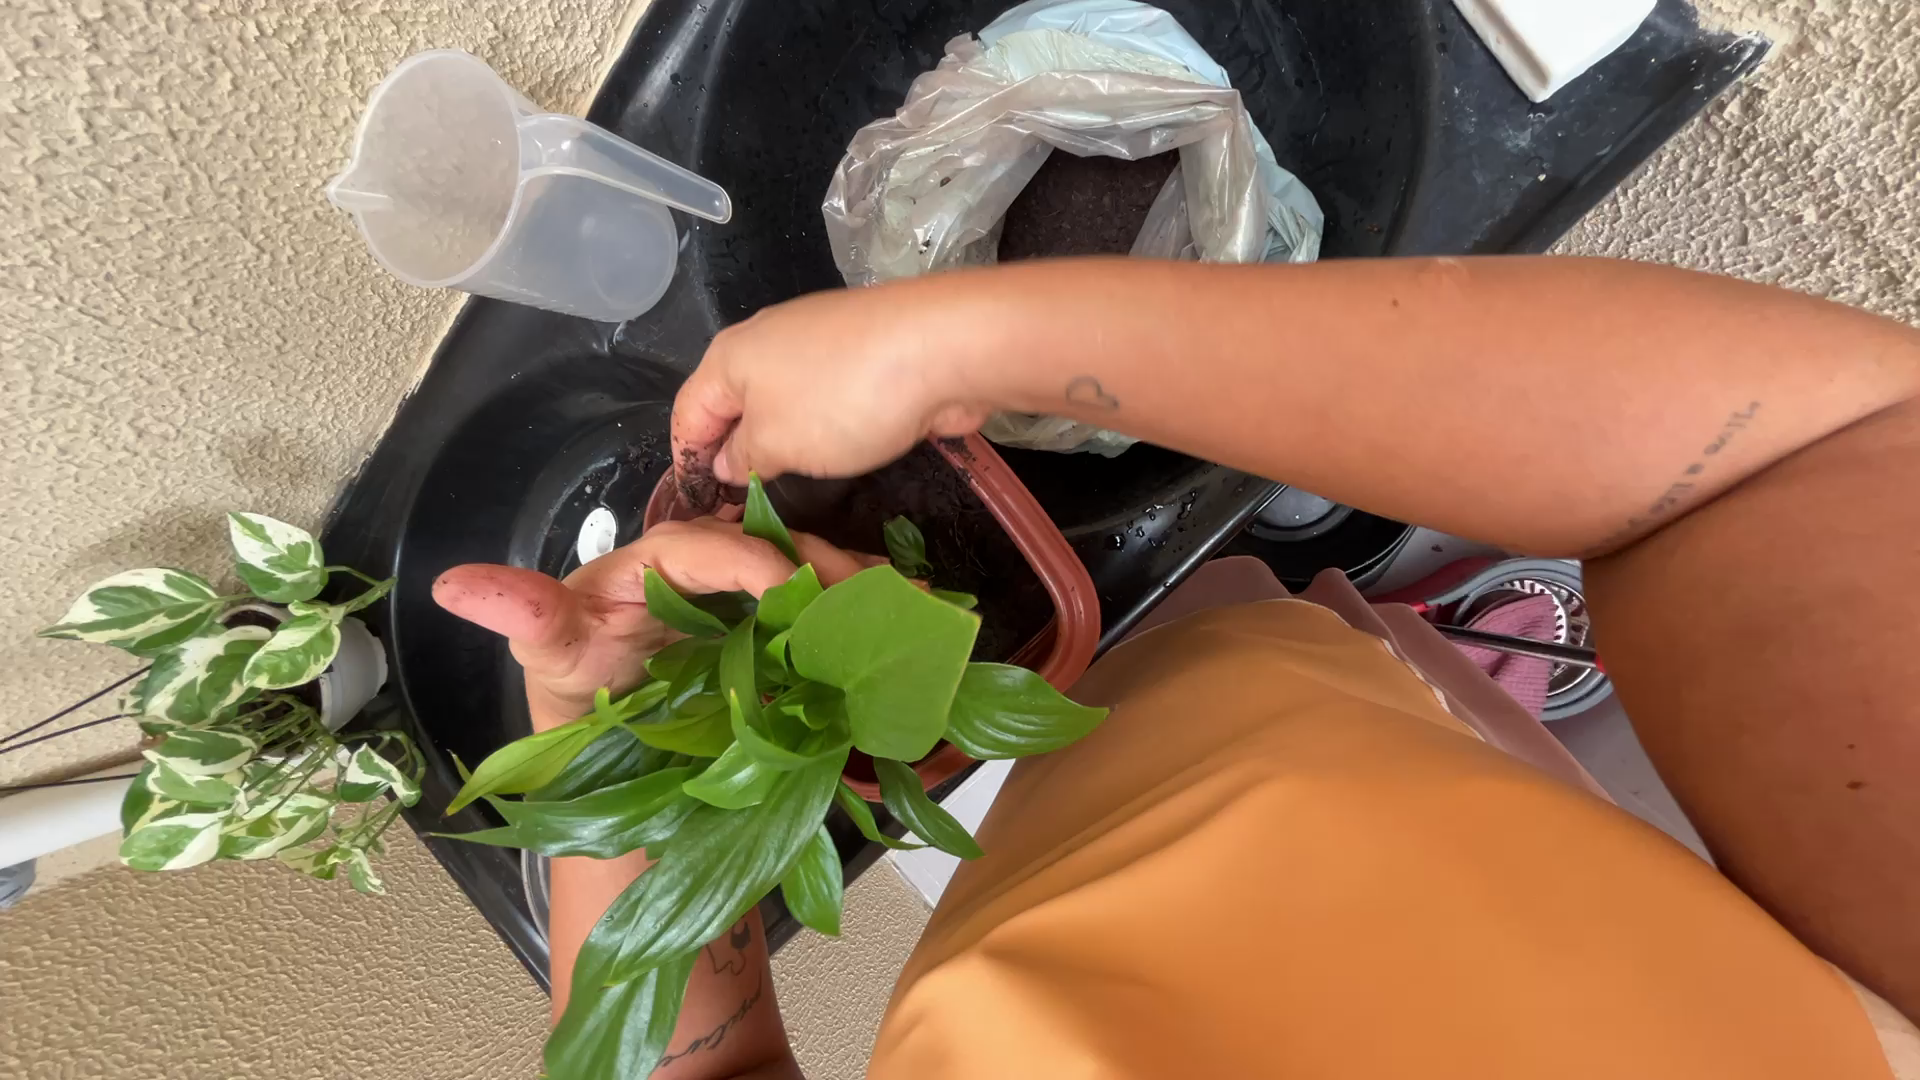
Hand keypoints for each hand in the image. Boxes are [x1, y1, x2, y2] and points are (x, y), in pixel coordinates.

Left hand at [431, 517, 882, 729]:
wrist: (621, 745)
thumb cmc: (582, 690)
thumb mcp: (554, 653)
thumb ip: (525, 616)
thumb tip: (451, 584)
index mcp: (658, 560)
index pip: (706, 546)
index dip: (750, 559)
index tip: (793, 587)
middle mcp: (709, 567)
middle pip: (770, 549)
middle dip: (823, 564)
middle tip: (872, 589)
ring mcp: (746, 596)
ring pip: (803, 572)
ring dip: (854, 583)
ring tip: (906, 600)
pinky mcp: (772, 623)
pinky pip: (817, 605)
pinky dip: (858, 607)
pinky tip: (902, 611)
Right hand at [671, 275, 1003, 494]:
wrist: (940, 350)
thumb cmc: (840, 400)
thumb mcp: (777, 441)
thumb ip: (744, 457)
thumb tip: (725, 463)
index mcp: (730, 356)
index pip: (688, 412)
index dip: (686, 460)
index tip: (696, 505)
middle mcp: (769, 342)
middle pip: (734, 405)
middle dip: (732, 455)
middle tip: (739, 509)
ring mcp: (821, 347)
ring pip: (783, 405)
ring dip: (779, 446)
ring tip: (780, 493)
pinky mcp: (864, 358)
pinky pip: (826, 403)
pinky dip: (820, 433)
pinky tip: (830, 461)